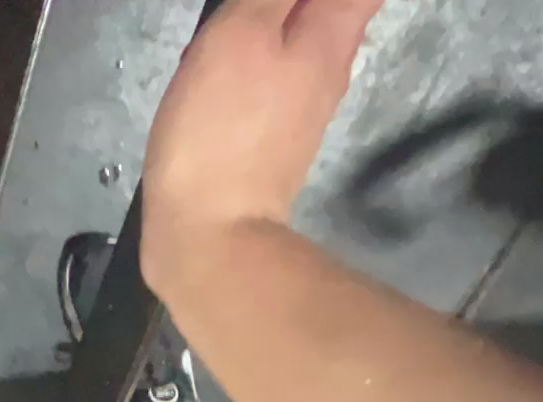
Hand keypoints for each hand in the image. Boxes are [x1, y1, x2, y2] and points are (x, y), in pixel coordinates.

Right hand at [141, 0, 383, 291]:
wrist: (208, 237)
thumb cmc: (217, 136)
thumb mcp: (237, 37)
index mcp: (330, 35)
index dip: (306, 0)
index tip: (269, 10)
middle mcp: (328, 72)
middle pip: (333, 14)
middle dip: (294, 11)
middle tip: (244, 19)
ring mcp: (301, 118)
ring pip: (299, 55)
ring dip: (269, 41)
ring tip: (220, 47)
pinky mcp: (271, 154)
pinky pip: (271, 98)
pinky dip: (252, 83)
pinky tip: (218, 96)